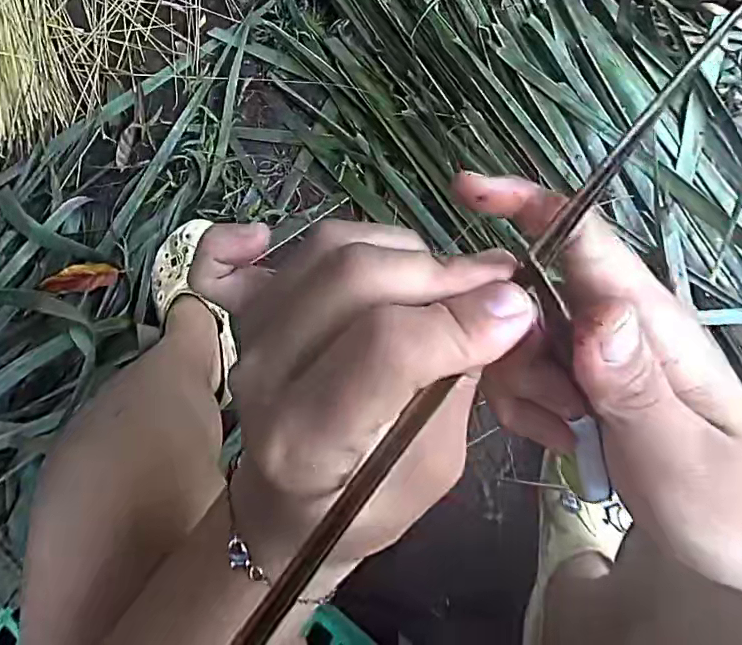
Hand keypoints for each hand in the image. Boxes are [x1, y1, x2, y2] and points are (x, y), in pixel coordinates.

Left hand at [190, 221, 536, 585]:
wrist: (286, 504)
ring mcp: (246, 337)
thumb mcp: (433, 467)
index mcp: (309, 439)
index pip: (386, 346)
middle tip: (490, 280)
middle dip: (437, 272)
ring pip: (326, 248)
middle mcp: (263, 376)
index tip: (515, 304)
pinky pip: (225, 260)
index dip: (458, 316)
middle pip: (354, 278)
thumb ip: (458, 380)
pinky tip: (264, 237)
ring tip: (436, 271)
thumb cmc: (364, 502)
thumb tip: (503, 302)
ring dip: (397, 246)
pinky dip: (243, 237)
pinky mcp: (238, 314)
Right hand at [453, 172, 741, 595]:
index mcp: (647, 314)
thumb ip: (638, 386)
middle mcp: (613, 314)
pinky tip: (561, 439)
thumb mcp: (687, 458)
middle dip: (513, 338)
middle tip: (553, 403)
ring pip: (514, 330)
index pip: (581, 233)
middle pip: (527, 286)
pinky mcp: (578, 372)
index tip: (467, 189)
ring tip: (567, 431)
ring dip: (520, 381)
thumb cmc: (735, 507)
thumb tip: (597, 312)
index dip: (523, 201)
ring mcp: (593, 344)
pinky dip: (523, 403)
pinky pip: (519, 366)